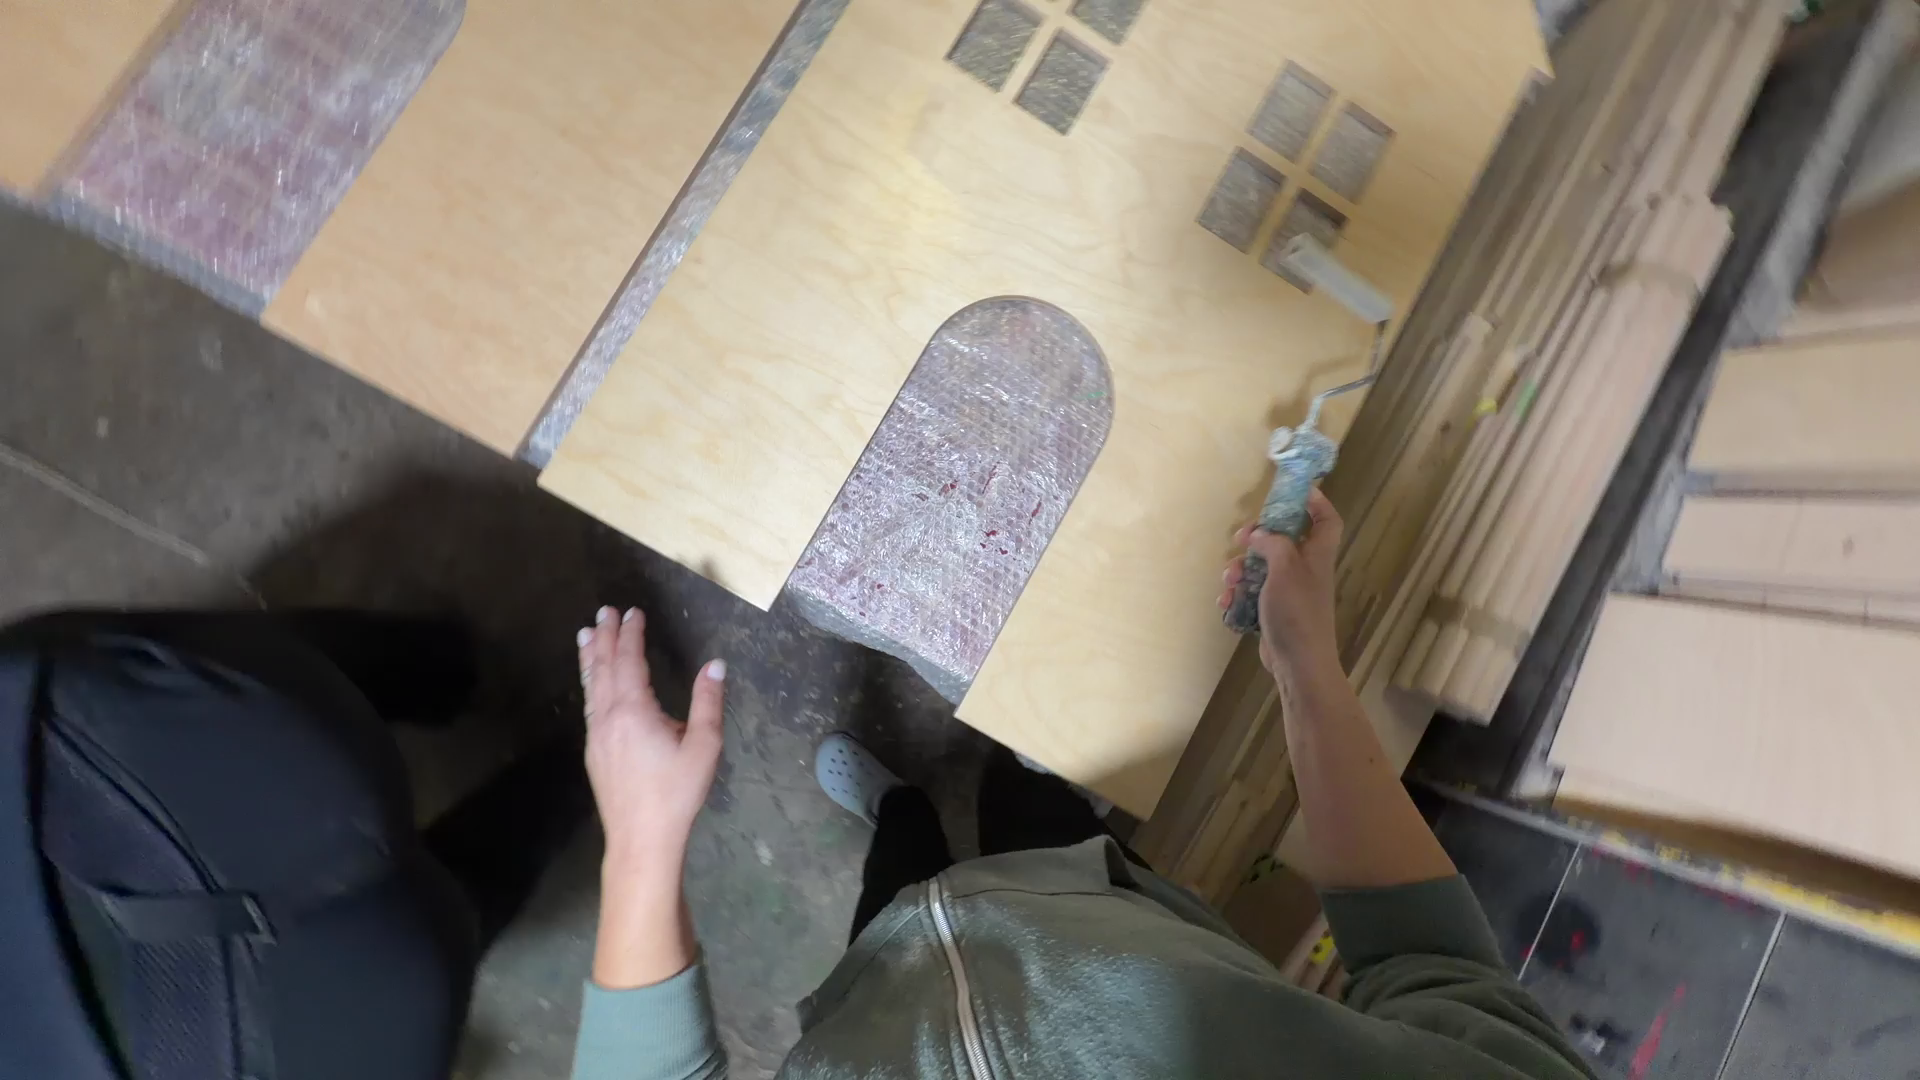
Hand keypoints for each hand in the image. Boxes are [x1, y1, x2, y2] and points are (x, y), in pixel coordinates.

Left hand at [578, 606, 725, 862]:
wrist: (642, 839)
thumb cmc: (677, 791)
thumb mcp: (704, 746)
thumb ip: (708, 702)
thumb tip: (715, 664)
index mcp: (635, 712)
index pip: (630, 662)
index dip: (631, 636)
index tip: (632, 612)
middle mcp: (609, 718)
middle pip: (604, 669)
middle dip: (605, 638)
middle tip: (604, 611)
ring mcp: (597, 736)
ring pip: (591, 687)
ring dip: (590, 658)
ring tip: (585, 634)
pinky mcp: (595, 752)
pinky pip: (589, 704)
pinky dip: (589, 682)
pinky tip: (593, 682)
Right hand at [1217, 489, 1343, 678]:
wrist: (1298, 661)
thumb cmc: (1297, 611)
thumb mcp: (1285, 569)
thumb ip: (1273, 544)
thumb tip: (1259, 534)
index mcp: (1316, 556)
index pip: (1326, 520)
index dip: (1316, 502)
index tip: (1294, 492)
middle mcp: (1305, 570)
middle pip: (1284, 540)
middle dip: (1258, 538)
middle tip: (1240, 538)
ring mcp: (1289, 591)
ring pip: (1261, 567)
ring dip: (1240, 569)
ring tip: (1230, 581)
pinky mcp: (1273, 610)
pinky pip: (1251, 592)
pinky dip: (1237, 594)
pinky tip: (1226, 602)